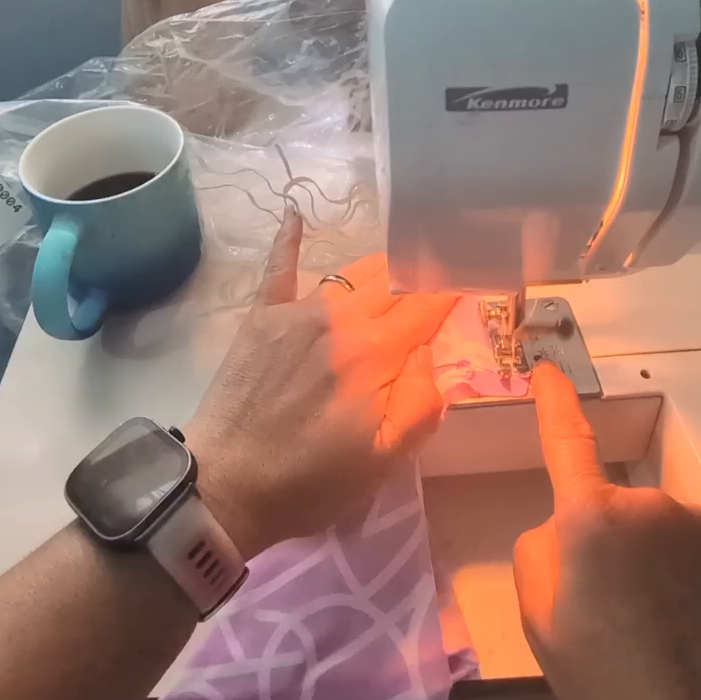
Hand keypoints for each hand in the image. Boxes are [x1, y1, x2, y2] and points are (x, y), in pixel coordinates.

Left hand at [186, 207, 457, 558]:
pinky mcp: (261, 315)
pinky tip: (294, 212)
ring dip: (381, 269)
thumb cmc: (311, 481)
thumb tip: (430, 353)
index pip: (426, 306)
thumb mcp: (385, 460)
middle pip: (394, 283)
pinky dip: (289, 240)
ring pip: (351, 275)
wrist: (226, 487)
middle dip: (423, 276)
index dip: (453, 290)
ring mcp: (297, 310)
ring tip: (402, 263)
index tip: (473, 278)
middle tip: (442, 273)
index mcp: (375, 352)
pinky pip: (280, 267)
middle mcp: (340, 317)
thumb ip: (421, 402)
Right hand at [514, 362, 700, 699]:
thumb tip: (565, 527)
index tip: (548, 370)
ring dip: (646, 558)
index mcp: (593, 517)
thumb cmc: (611, 681)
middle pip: (608, 505)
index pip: (565, 439)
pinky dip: (681, 574)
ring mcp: (700, 526)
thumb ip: (539, 551)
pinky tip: (688, 627)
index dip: (554, 401)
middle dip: (601, 538)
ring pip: (652, 528)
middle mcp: (650, 504)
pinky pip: (689, 548)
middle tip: (605, 606)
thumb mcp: (541, 621)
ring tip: (652, 626)